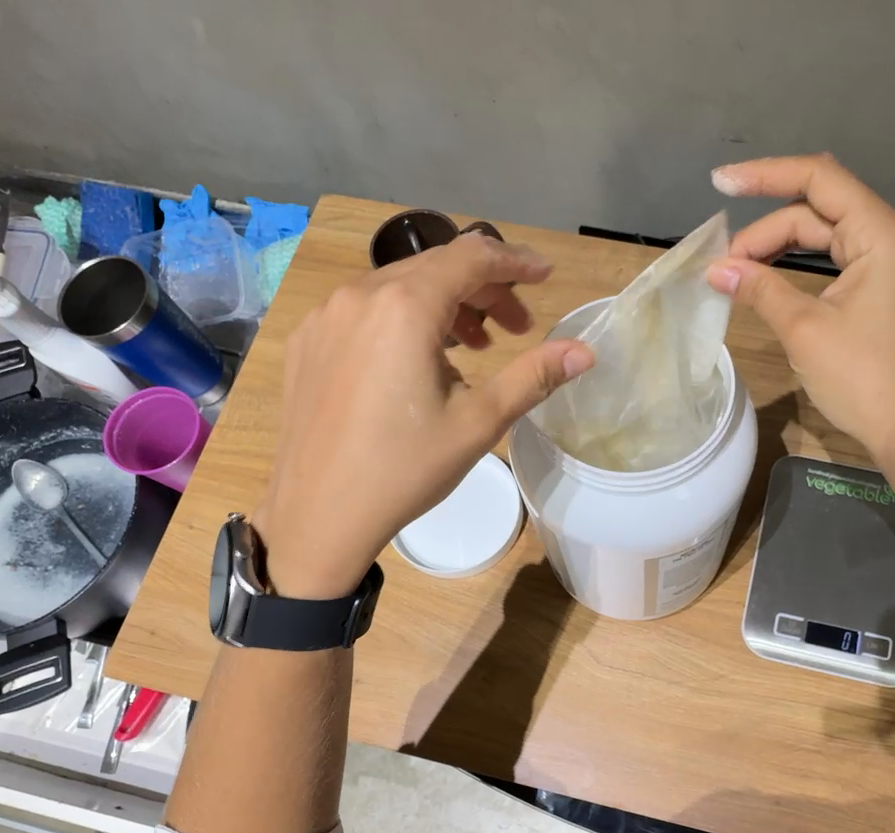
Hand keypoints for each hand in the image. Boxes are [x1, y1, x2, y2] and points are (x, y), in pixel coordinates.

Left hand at [256, 233, 593, 597]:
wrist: (319, 513)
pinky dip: (404, 321)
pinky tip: (417, 366)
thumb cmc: (405, 469)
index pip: (472, 256)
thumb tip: (586, 352)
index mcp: (406, 307)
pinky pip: (366, 311)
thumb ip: (533, 377)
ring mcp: (326, 316)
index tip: (545, 275)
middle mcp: (360, 295)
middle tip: (517, 330)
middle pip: (435, 267)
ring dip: (445, 306)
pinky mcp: (308, 341)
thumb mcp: (479, 423)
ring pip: (398, 288)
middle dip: (485, 290)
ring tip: (475, 349)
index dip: (515, 261)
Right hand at [706, 154, 894, 463]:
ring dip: (775, 247)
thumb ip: (761, 289)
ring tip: (734, 271)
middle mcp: (883, 235)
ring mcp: (879, 262)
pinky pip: (826, 259)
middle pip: (814, 209)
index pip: (817, 180)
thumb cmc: (861, 376)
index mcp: (878, 232)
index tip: (720, 183)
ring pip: (818, 233)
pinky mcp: (872, 287)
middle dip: (764, 229)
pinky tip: (763, 278)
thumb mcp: (804, 329)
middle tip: (722, 263)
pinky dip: (792, 266)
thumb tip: (717, 270)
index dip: (766, 175)